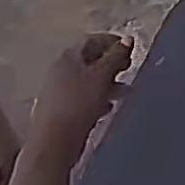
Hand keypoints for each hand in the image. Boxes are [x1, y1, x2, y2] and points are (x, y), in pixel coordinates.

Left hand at [29, 33, 132, 148]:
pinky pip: (82, 97)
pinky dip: (97, 97)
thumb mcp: (103, 75)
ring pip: (88, 79)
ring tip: (122, 91)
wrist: (53, 145)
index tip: (131, 51)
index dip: (114, 41)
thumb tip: (128, 39)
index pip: (94, 39)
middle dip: (112, 63)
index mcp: (69, 57)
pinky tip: (106, 107)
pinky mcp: (58, 111)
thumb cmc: (79, 103)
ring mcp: (57, 92)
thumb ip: (117, 55)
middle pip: (91, 59)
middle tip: (127, 69)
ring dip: (107, 81)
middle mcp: (60, 71)